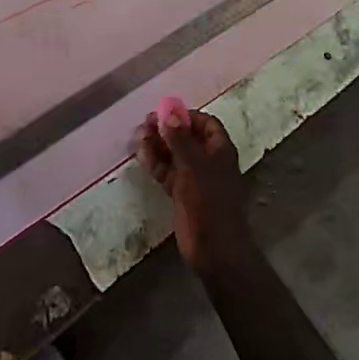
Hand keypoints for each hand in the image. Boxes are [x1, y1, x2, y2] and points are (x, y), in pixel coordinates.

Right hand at [135, 109, 253, 273]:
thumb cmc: (209, 200)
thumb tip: (169, 114)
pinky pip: (168, 172)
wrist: (214, 247)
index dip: (187, 116)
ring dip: (158, 145)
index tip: (165, 112)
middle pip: (187, 138)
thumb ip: (180, 139)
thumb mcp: (194, 165)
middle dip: (167, 129)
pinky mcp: (182, 194)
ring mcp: (195, 178)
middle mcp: (208, 160)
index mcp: (220, 149)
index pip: (205, 123)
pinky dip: (155, 163)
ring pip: (175, 155)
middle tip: (145, 123)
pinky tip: (141, 155)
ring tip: (138, 136)